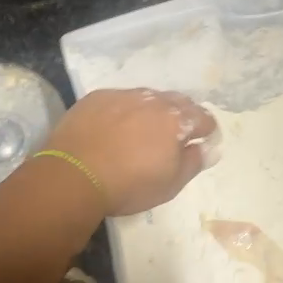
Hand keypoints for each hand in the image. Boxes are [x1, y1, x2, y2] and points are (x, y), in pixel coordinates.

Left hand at [44, 89, 218, 215]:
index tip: (202, 142)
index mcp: (176, 121)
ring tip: (144, 130)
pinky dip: (124, 110)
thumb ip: (193, 163)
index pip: (203, 118)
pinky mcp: (96, 98)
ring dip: (153, 111)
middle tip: (174, 136)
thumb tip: (208, 148)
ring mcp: (122, 96)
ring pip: (148, 98)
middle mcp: (152, 101)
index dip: (206, 131)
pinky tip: (115, 127)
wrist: (74, 176)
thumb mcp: (170, 185)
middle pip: (177, 102)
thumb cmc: (128, 186)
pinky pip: (120, 99)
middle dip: (182, 116)